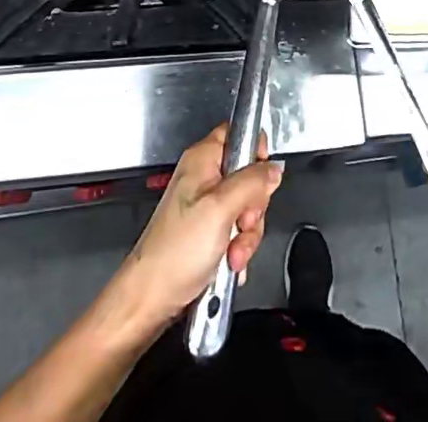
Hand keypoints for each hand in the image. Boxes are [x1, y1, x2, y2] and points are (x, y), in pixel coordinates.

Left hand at [107, 124, 283, 331]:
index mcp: (202, 159)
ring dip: (247, 234)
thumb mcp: (221, 208)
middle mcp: (203, 177)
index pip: (237, 133)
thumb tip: (273, 169)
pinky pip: (239, 231)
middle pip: (250, 175)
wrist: (154, 294)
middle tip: (241, 220)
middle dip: (254, 205)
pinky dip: (239, 247)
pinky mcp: (209, 229)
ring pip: (248, 207)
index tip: (260, 177)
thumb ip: (252, 182)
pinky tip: (228, 261)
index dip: (255, 151)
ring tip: (231, 250)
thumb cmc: (174, 250)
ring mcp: (207, 204)